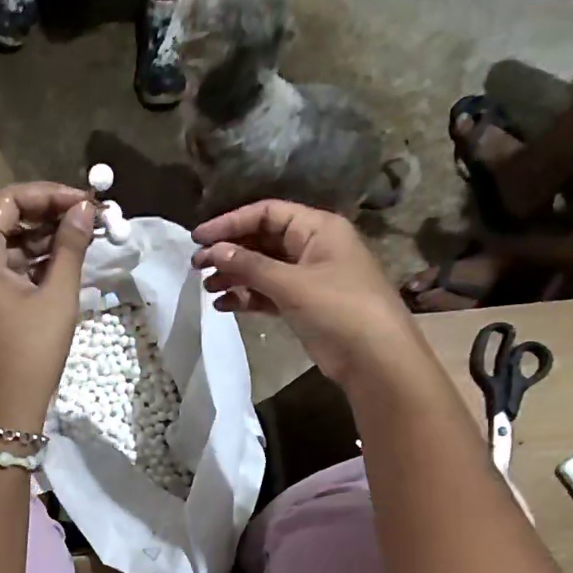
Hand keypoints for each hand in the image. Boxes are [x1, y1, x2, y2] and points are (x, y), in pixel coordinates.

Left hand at [0, 182, 96, 431]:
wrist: (10, 403)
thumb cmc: (34, 350)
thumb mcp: (57, 296)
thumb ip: (70, 247)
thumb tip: (84, 211)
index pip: (4, 203)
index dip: (45, 195)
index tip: (82, 201)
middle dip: (28, 206)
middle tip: (65, 211)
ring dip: (28, 230)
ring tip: (71, 232)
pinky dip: (23, 253)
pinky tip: (57, 257)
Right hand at [192, 200, 420, 384]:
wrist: (375, 358)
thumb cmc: (339, 309)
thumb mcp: (292, 283)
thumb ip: (250, 266)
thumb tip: (214, 250)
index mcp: (317, 228)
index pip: (266, 213)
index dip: (230, 222)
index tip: (198, 237)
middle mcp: (312, 247)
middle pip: (262, 241)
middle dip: (229, 252)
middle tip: (197, 266)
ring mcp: (308, 278)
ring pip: (263, 269)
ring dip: (235, 276)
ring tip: (207, 288)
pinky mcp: (303, 306)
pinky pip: (268, 294)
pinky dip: (247, 298)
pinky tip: (223, 305)